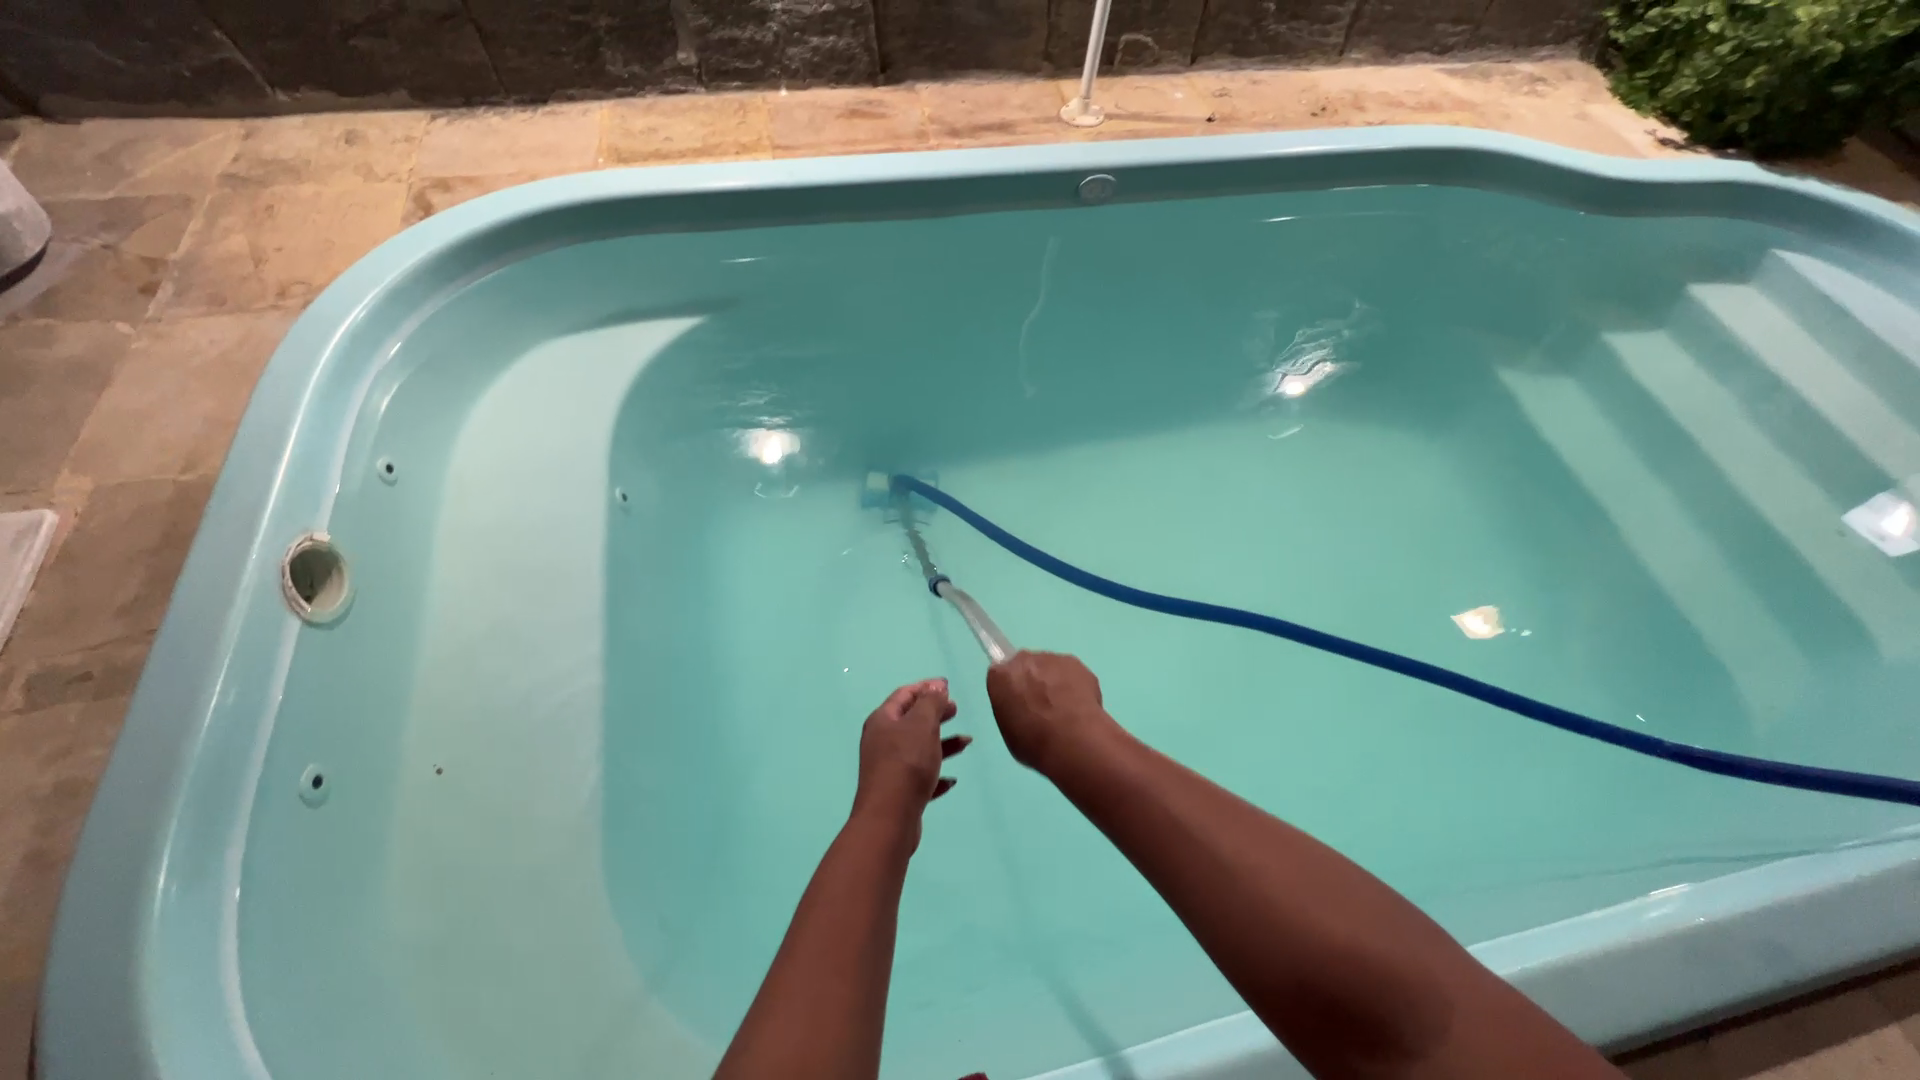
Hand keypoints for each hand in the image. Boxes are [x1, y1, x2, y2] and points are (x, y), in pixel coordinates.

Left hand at [853, 679, 969, 830]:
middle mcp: (882, 741)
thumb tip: (937, 685)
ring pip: (919, 748)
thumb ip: (931, 702)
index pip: (905, 695)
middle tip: (956, 710)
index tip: (948, 686)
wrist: (890, 817)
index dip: (926, 687)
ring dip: (943, 743)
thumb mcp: (922, 724)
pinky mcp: (899, 792)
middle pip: (911, 720)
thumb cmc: (907, 763)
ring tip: (967, 742)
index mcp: (883, 720)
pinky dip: (937, 774)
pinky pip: (921, 776)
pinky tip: (952, 779)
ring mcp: (889, 767)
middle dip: (935, 713)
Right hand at [986, 651, 1117, 773]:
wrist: (1073, 742)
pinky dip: (1074, 685)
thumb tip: (1022, 707)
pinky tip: (1080, 706)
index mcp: (1000, 677)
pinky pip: (1071, 672)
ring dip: (1055, 682)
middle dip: (1032, 680)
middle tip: (1042, 705)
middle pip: (1026, 666)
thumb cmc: (1034, 744)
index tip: (1019, 703)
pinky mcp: (1076, 663)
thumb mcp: (1009, 730)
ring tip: (1065, 709)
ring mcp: (1053, 659)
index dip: (1011, 689)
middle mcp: (1024, 660)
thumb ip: (1012, 708)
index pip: (1001, 675)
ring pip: (1051, 667)